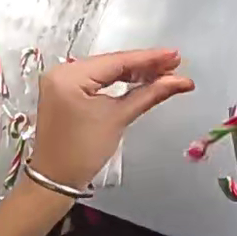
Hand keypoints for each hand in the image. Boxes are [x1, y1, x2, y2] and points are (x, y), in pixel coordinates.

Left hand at [31, 49, 193, 187]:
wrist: (56, 180)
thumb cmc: (83, 152)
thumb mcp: (118, 118)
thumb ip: (149, 94)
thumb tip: (180, 81)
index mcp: (69, 76)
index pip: (116, 61)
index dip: (148, 58)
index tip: (175, 55)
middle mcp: (61, 72)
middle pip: (110, 64)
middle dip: (143, 66)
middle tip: (175, 64)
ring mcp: (61, 82)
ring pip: (104, 72)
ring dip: (133, 74)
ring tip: (164, 73)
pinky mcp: (64, 93)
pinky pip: (95, 82)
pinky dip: (117, 83)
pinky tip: (140, 81)